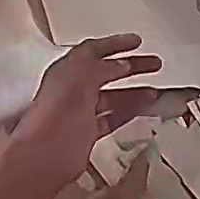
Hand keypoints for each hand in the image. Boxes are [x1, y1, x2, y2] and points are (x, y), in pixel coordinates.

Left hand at [7, 34, 161, 195]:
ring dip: (134, 92)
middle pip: (106, 72)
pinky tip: (142, 109)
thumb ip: (101, 68)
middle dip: (131, 67)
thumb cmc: (55, 117)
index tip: (136, 42)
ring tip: (155, 91)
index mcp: (66, 71)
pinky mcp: (87, 132)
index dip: (116, 44)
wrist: (44, 157)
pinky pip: (112, 117)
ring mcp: (80, 111)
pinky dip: (128, 112)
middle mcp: (72, 89)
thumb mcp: (80, 80)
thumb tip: (120, 64)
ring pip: (112, 97)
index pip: (93, 50)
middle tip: (154, 64)